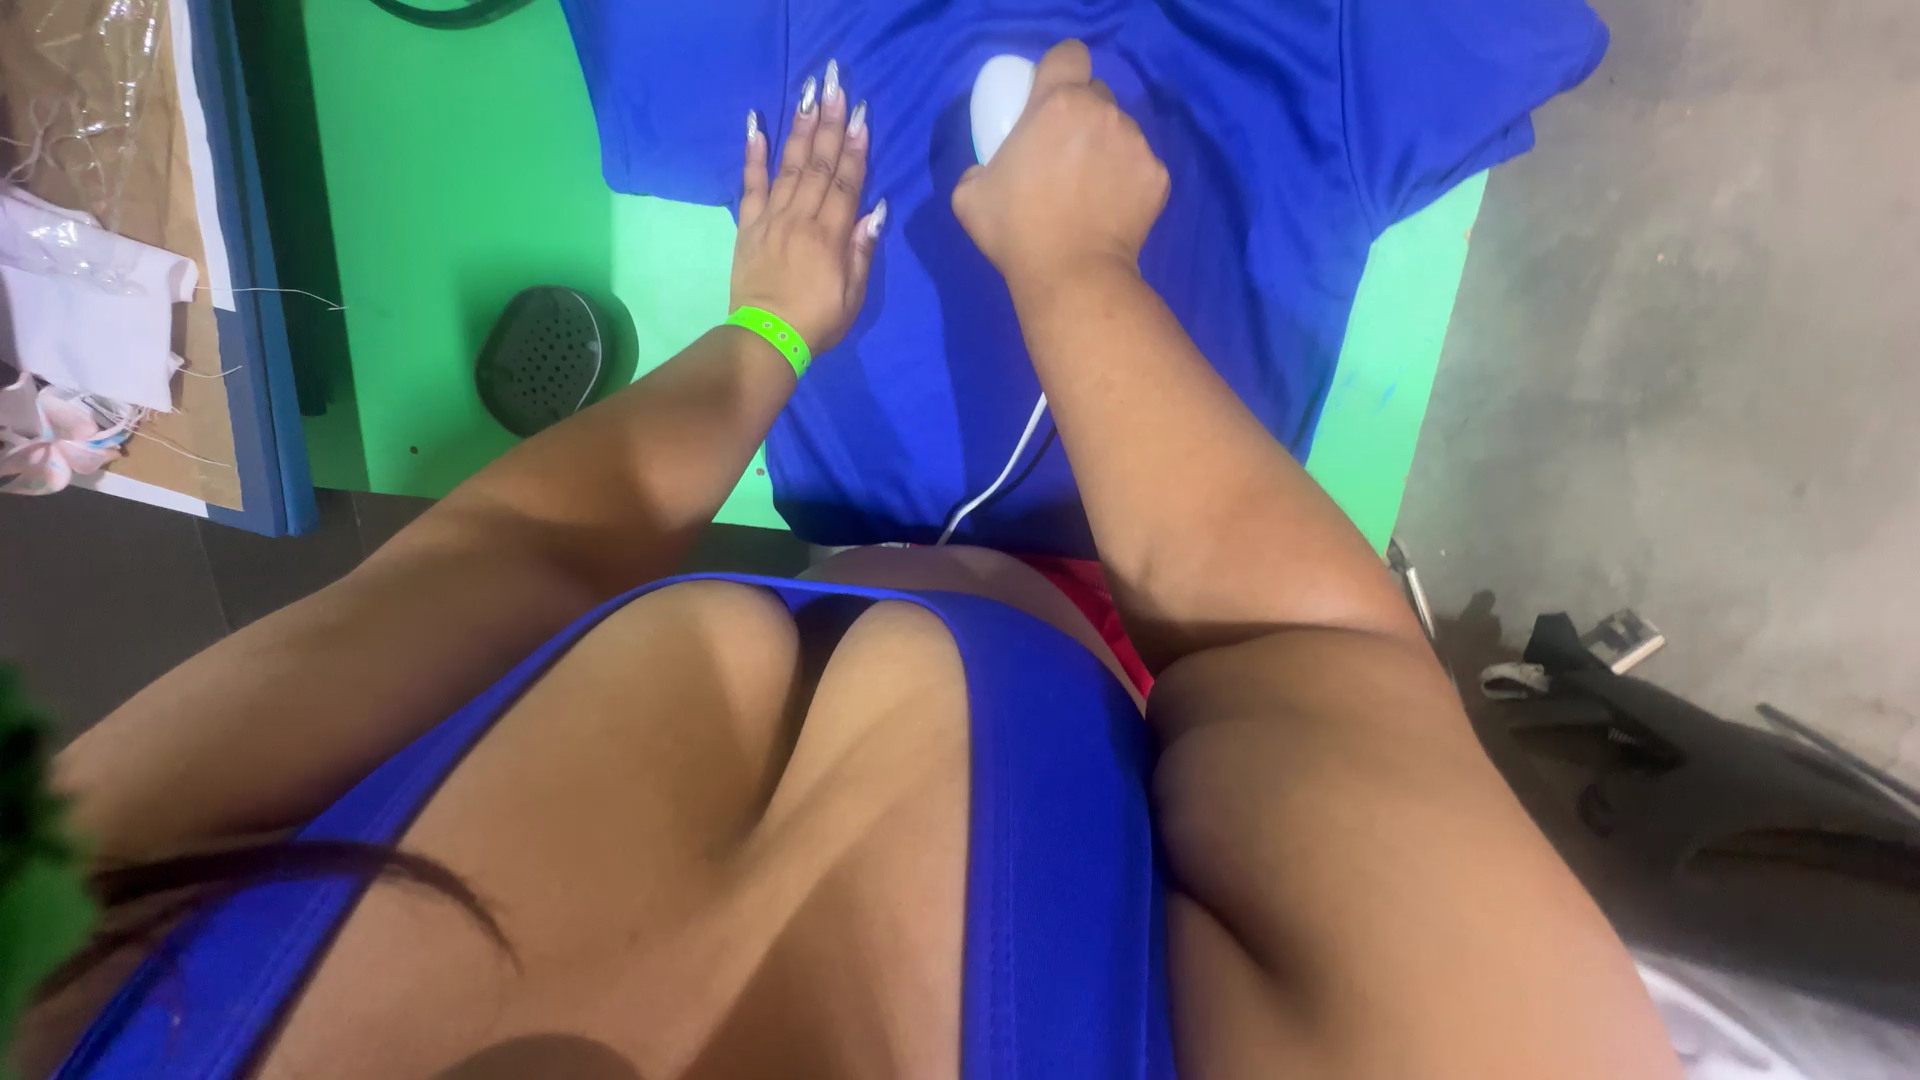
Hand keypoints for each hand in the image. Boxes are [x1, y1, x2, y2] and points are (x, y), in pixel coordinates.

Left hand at [731, 61, 886, 355]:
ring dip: (800, 129)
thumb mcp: (853, 295)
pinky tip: (757, 125)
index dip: (855, 149)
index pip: (846, 184)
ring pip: (790, 167)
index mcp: (831, 236)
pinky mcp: (749, 226)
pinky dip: (753, 154)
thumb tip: (875, 211)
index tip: (861, 116)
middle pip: (819, 165)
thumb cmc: (818, 322)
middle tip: (835, 86)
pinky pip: (751, 184)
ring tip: (808, 95)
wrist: (768, 337)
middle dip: (829, 124)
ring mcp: (772, 219)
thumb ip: (861, 251)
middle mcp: (802, 218)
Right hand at [952, 41, 1168, 293]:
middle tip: (1066, 159)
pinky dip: (1129, 186)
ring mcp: (1136, 143)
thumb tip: (987, 173)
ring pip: (1122, 133)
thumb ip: (978, 169)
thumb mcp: (969, 199)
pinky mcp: (1157, 177)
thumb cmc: (1016, 233)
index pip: (1068, 54)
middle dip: (1084, 117)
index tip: (1049, 101)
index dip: (1060, 72)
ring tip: (1091, 195)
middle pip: (1097, 95)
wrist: (1071, 276)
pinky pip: (1141, 170)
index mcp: (1057, 103)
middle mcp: (1103, 111)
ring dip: (1108, 152)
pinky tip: (1112, 214)